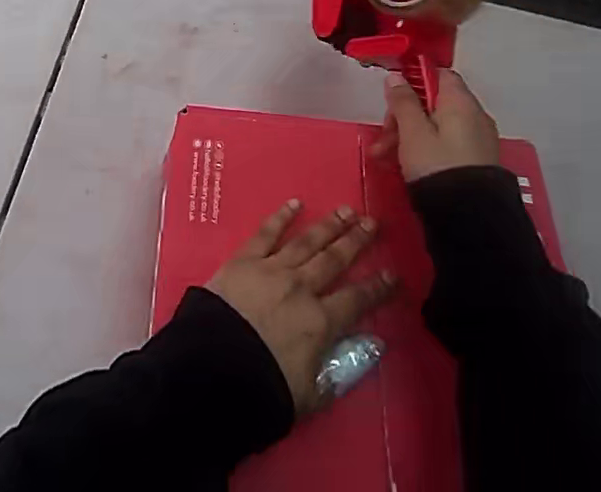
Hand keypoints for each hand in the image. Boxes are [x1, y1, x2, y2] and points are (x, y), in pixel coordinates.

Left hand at [206, 200, 396, 412]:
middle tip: (373, 222)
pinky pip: (266, 234)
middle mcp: (302, 288)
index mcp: (320, 322)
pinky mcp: (243, 262)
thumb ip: (342, 371)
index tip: (393, 274)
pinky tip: (295, 203)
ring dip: (328, 225)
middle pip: (335, 260)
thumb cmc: (259, 392)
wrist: (207, 375)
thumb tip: (373, 347)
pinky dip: (281, 217)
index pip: (358, 300)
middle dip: (356, 241)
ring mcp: (272, 270)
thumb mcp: (309, 397)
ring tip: (345, 210)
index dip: (378, 287)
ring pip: (307, 242)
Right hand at [372, 69, 500, 180]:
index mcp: (460, 101)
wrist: (470, 216)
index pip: (439, 74)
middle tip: (384, 138)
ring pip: (438, 127)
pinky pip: (448, 145)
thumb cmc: (436, 166)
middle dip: (404, 117)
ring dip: (409, 136)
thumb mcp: (412, 133)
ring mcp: (479, 139)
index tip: (393, 100)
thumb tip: (397, 76)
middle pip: (435, 103)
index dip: (414, 82)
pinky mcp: (478, 162)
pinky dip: (427, 150)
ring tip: (384, 158)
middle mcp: (475, 114)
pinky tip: (407, 167)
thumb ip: (403, 102)